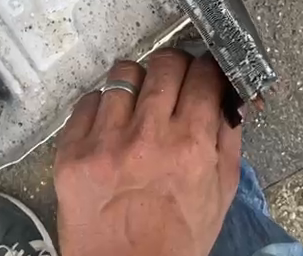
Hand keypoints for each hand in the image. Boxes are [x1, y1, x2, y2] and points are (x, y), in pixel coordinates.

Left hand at [54, 51, 241, 255]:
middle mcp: (148, 137)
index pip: (203, 74)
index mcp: (191, 146)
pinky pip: (88, 101)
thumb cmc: (178, 240)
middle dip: (175, 67)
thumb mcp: (221, 193)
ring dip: (137, 84)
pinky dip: (102, 107)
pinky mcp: (72, 153)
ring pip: (124, 74)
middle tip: (174, 82)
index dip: (207, 69)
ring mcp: (105, 143)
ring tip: (139, 104)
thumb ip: (229, 137)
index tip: (204, 74)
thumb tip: (230, 92)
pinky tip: (111, 126)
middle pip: (164, 63)